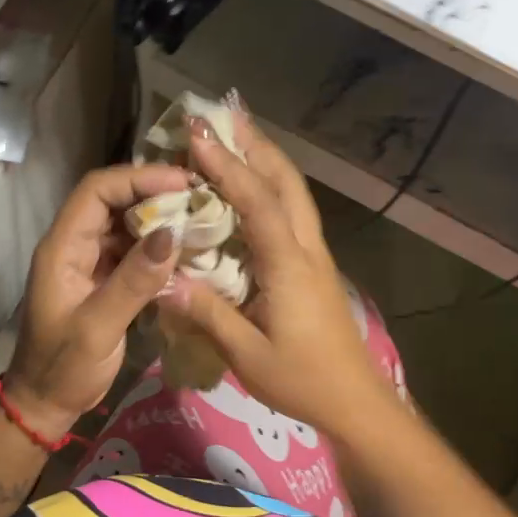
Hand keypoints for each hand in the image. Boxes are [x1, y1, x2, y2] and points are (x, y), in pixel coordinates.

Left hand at [8, 164, 190, 436]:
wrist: (46, 404)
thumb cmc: (63, 369)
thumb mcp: (97, 328)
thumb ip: (132, 282)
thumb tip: (171, 233)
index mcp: (62, 249)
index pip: (97, 191)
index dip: (138, 178)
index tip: (182, 183)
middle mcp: (74, 248)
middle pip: (113, 202)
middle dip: (154, 194)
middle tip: (201, 197)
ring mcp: (89, 266)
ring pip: (125, 226)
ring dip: (159, 221)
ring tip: (202, 220)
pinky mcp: (104, 284)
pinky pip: (131, 254)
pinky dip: (157, 250)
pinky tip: (188, 253)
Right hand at [157, 107, 400, 438]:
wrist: (355, 401)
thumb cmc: (301, 380)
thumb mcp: (246, 354)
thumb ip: (206, 314)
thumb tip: (163, 279)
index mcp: (288, 266)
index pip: (256, 202)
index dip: (226, 165)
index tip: (196, 133)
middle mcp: (306, 250)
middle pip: (285, 183)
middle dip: (254, 145)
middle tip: (222, 115)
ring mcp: (315, 258)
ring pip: (293, 195)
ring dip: (265, 162)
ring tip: (235, 138)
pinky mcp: (313, 270)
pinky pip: (291, 216)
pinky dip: (270, 189)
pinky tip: (249, 193)